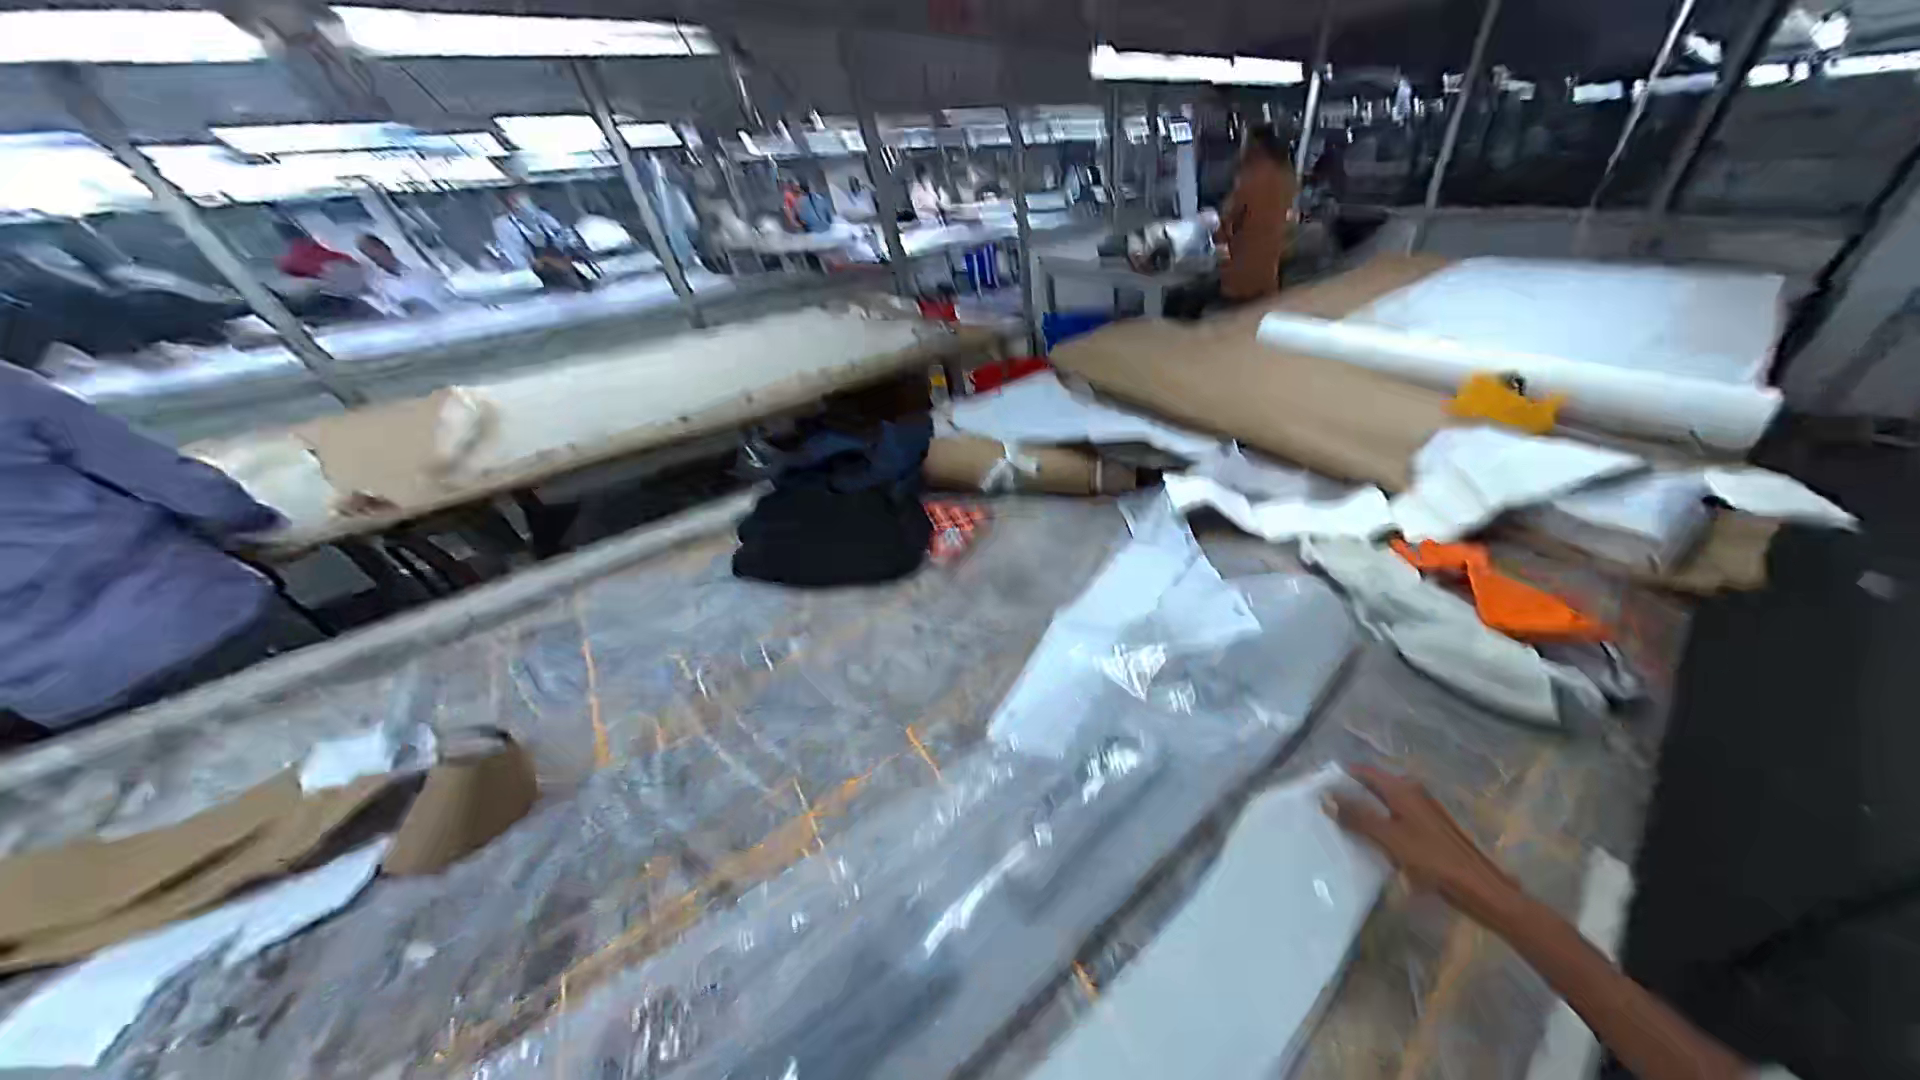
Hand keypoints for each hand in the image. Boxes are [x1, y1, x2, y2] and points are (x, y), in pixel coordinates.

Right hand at [1326, 765, 1519, 918]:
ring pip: (1383, 802)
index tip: (1317, 788)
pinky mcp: (1429, 827)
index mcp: (1401, 788)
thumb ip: (1356, 816)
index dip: (1339, 776)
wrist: (1482, 890)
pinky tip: (1370, 839)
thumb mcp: (1389, 838)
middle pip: (1372, 785)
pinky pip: (1394, 816)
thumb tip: (1325, 797)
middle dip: (1349, 793)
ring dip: (1363, 810)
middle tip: (1325, 808)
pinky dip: (1379, 822)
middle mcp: (1412, 791)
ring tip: (1342, 824)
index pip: (1361, 771)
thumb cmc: (1434, 860)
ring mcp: (1423, 809)